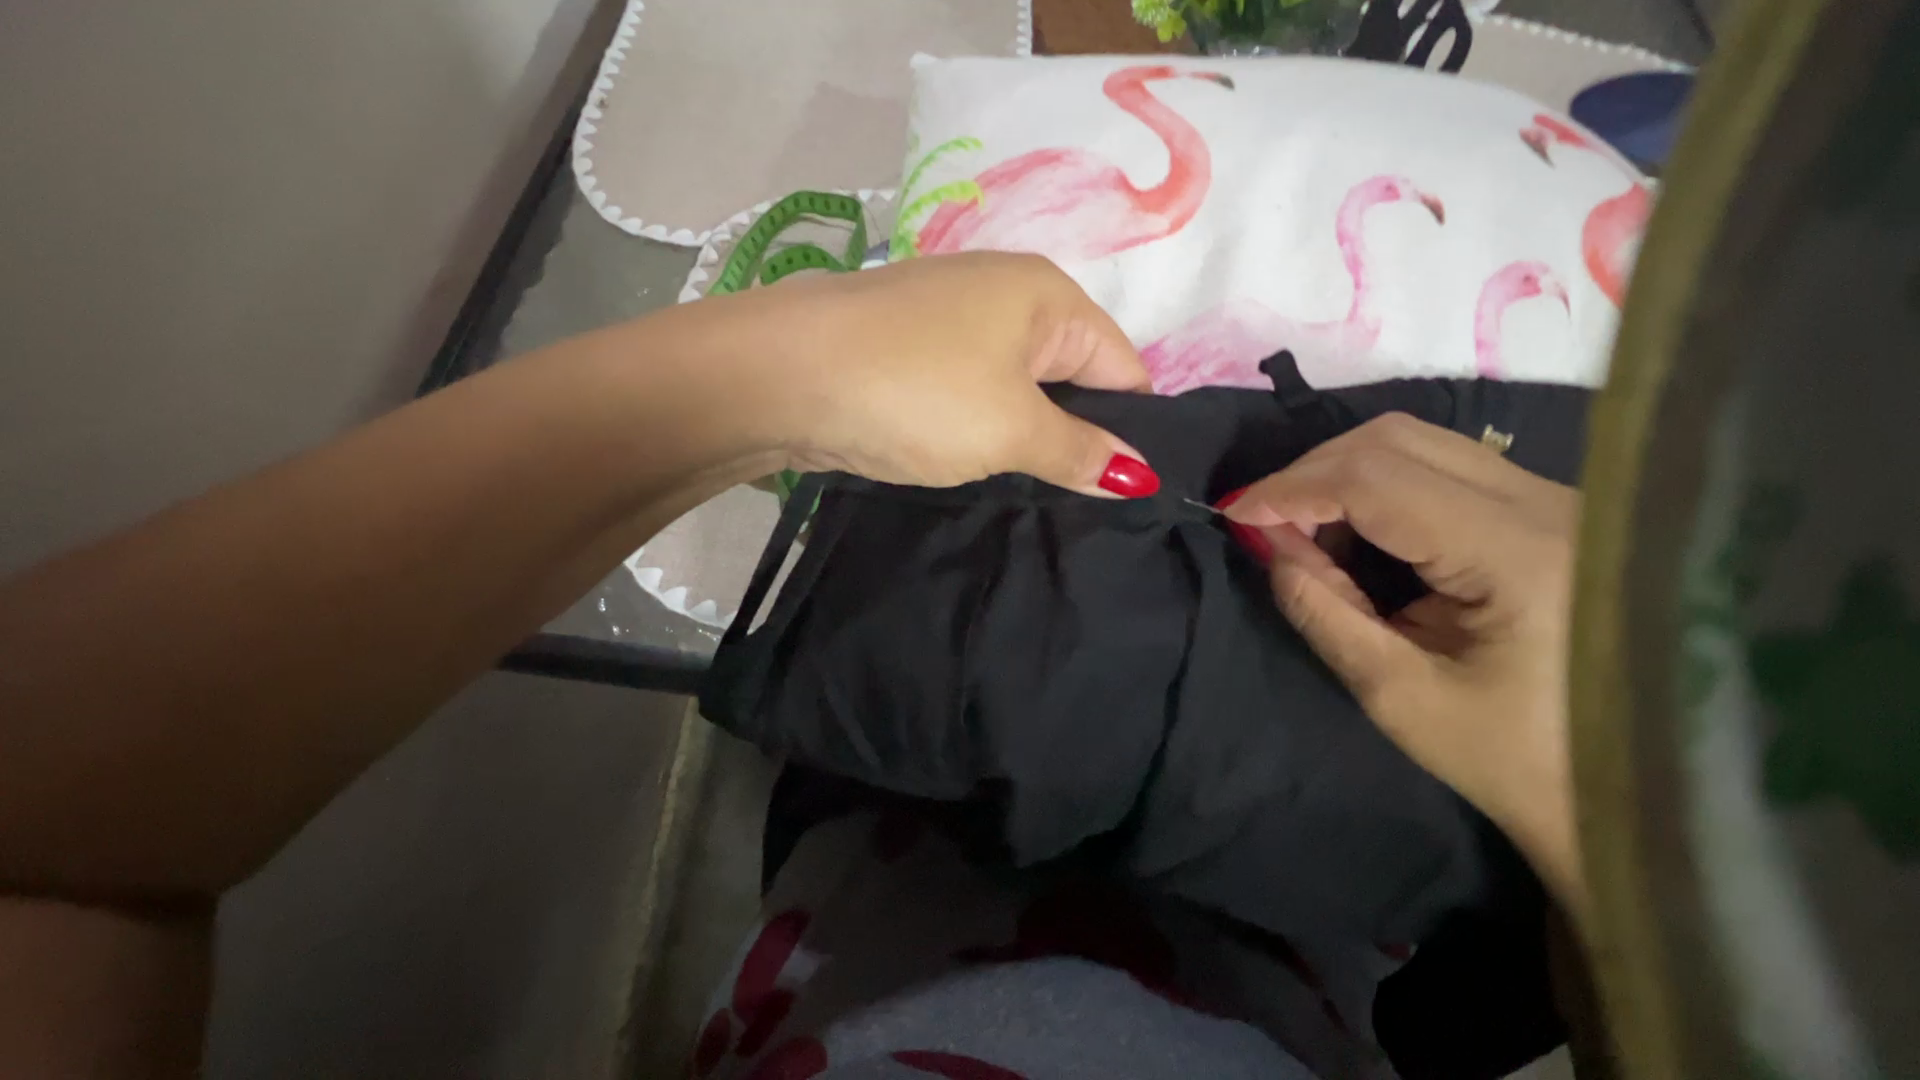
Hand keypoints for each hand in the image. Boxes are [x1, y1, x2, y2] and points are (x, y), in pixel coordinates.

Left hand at [699, 252, 1159, 496]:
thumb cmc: (914, 392)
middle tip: (1078, 505)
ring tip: (1029, 495)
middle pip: (1070, 374)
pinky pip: (969, 390)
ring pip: (1016, 387)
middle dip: (1076, 437)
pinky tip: (972, 465)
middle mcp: (1004, 292)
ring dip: (1024, 437)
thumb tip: (1139, 473)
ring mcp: (949, 317)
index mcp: (1048, 294)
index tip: (1128, 495)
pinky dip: (977, 427)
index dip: (1131, 431)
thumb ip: (1080, 452)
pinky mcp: (908, 346)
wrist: (776, 374)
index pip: (1122, 366)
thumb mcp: (1010, 430)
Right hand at [1224, 415, 1585, 918]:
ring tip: (1302, 527)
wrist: (1629, 788)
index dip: (1293, 489)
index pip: (1378, 481)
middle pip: (1397, 441)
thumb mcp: (1396, 694)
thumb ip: (1323, 610)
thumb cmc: (1511, 758)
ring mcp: (1555, 498)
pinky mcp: (1550, 509)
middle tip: (1264, 521)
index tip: (1235, 514)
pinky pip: (1443, 466)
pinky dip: (1379, 485)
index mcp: (1518, 554)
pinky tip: (1354, 529)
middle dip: (1313, 473)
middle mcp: (1547, 503)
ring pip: (1420, 443)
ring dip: (1344, 474)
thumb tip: (1268, 542)